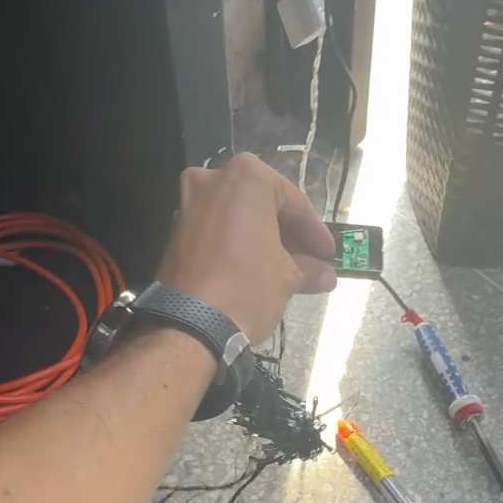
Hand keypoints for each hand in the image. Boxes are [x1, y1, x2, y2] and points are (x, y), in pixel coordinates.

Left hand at [156, 153, 337, 342]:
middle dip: (286, 233)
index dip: (314, 231)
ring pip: (237, 216)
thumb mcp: (287, 278)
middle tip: (307, 260)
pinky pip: (216, 230)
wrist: (191, 324)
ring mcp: (188, 203)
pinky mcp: (174, 230)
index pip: (293, 202)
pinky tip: (253, 268)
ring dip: (261, 238)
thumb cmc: (247, 289)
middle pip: (262, 204)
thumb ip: (309, 269)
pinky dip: (236, 243)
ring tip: (283, 268)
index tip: (328, 253)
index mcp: (246, 177)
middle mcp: (212, 179)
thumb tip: (326, 275)